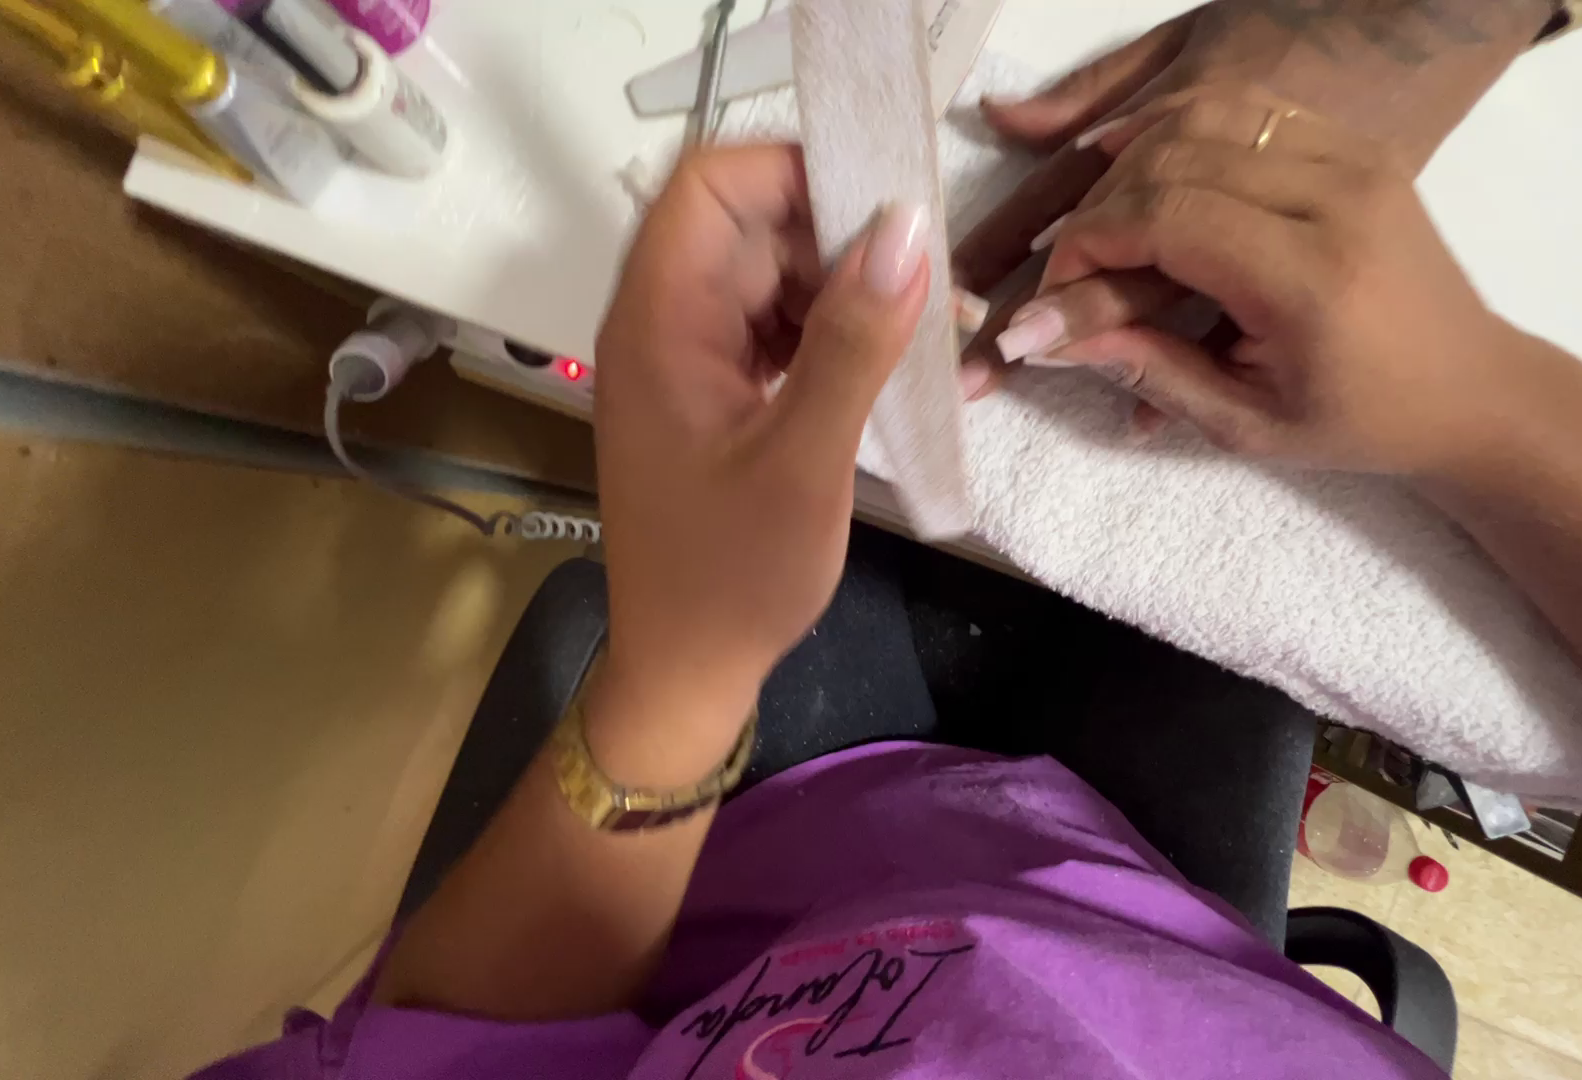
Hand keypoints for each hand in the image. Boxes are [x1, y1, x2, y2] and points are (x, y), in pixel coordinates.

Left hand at [595, 146, 929, 721]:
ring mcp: (685, 367)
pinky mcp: (710, 401)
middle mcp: (661, 329)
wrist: (689, 666)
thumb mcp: (804, 459)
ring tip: (911, 335)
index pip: (711, 187)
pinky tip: (873, 369)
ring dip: (838, 296)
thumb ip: (853, 342)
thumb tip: (904, 232)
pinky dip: (822, 340)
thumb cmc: (736, 576)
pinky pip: (768, 337)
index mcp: (659, 326)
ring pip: (764, 285)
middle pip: (746, 233)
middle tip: (921, 290)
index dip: (795, 175)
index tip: (882, 215)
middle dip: (836, 244)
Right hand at [955, 0, 1553, 396]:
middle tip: (1065, 273)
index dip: (1087, 249)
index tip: (1052, 302)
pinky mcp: (1350, 144)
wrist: (1469, 389)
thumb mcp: (1239, 423)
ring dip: (1127, 165)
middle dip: (1095, 213)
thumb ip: (1143, 368)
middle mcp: (1336, 192)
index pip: (1165, 218)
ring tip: (1094, 224)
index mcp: (1310, 275)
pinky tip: (1136, 165)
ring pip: (1201, 118)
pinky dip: (1173, 130)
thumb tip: (1039, 338)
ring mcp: (1350, 155)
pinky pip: (1241, 109)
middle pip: (1173, 160)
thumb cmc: (1351, 424)